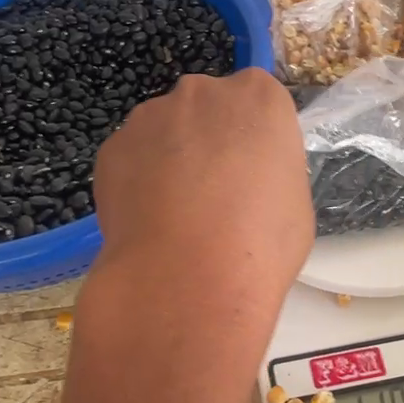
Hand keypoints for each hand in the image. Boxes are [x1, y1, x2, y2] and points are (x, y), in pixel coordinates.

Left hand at [3, 71, 310, 402]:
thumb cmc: (259, 277)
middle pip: (210, 108)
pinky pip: (135, 160)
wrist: (178, 306)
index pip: (262, 96)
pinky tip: (141, 228)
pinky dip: (139, 182)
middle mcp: (205, 98)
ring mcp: (153, 120)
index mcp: (264, 108)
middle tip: (210, 210)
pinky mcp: (111, 151)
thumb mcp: (292, 229)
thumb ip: (272, 192)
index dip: (252, 146)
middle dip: (211, 150)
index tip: (246, 182)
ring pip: (167, 133)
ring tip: (170, 229)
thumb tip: (251, 194)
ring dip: (170, 167)